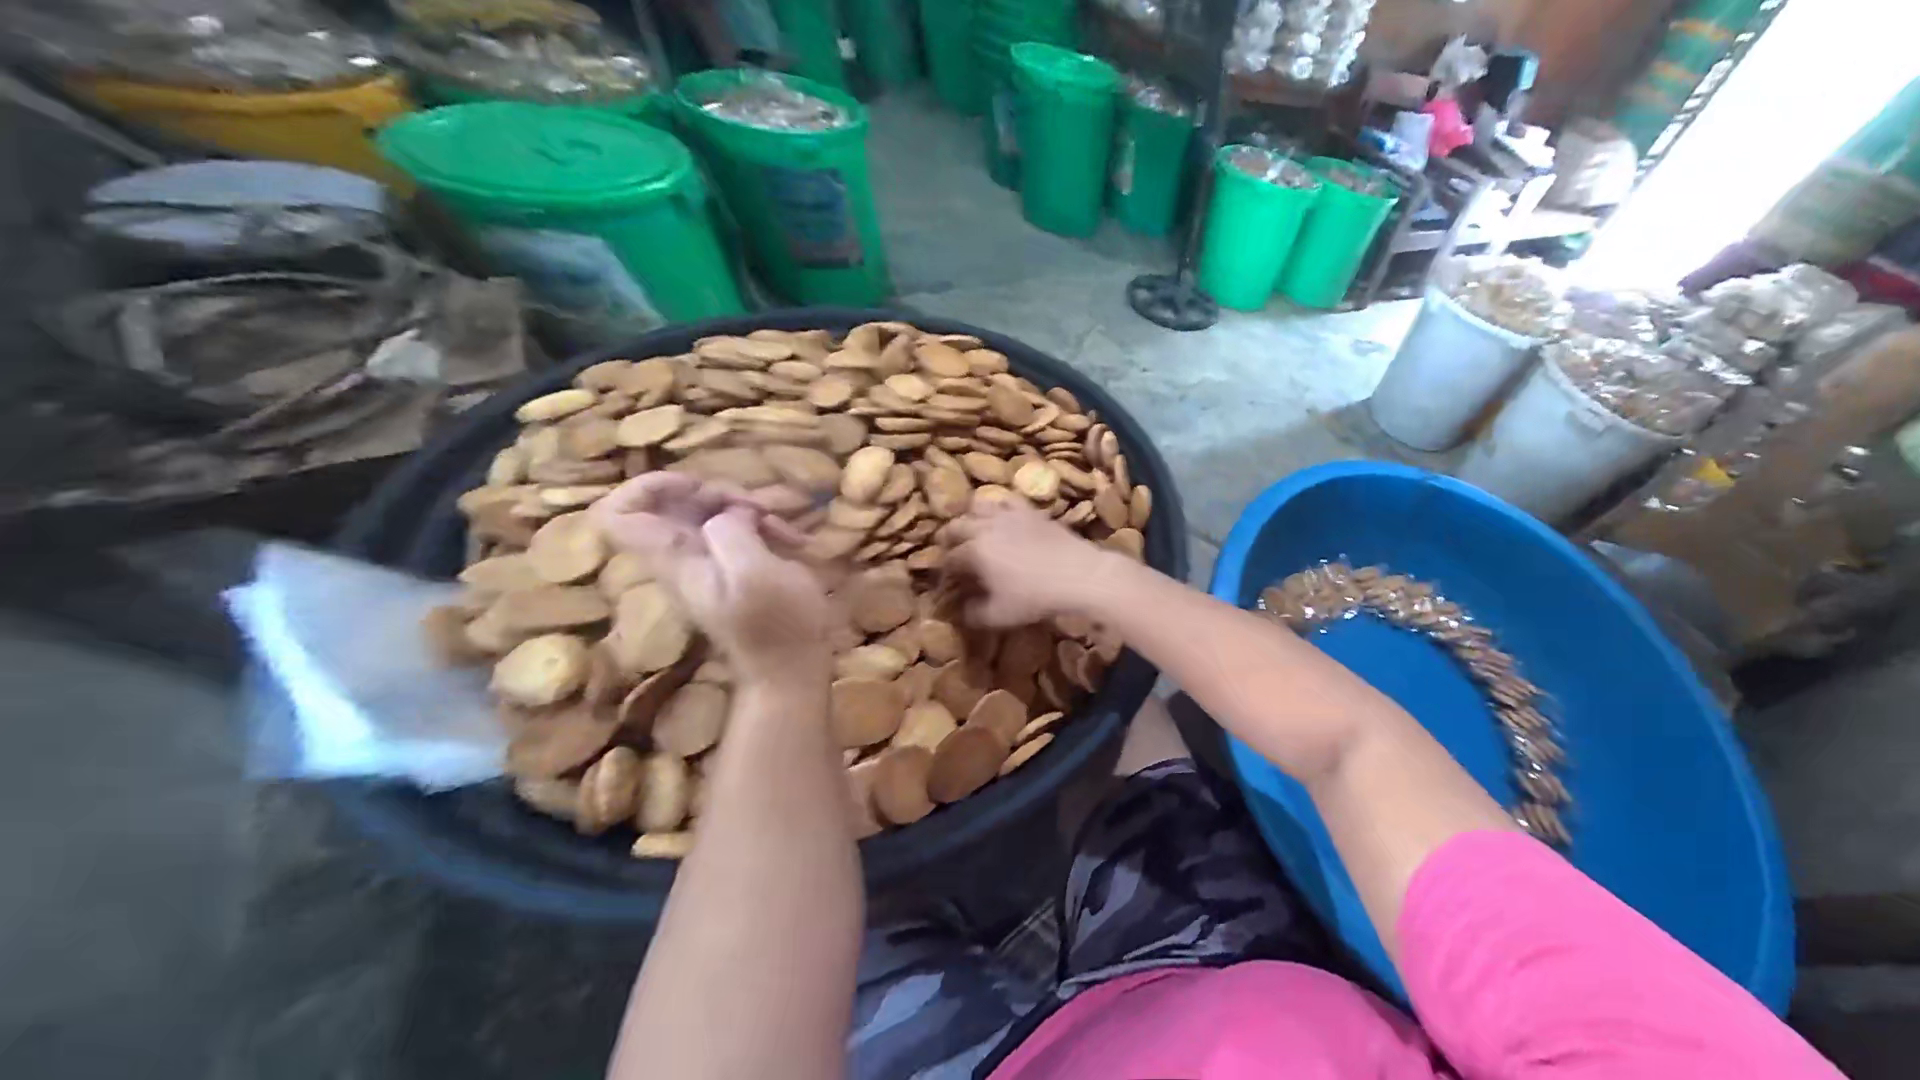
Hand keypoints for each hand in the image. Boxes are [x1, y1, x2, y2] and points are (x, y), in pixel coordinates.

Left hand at [592, 474, 829, 684]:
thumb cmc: (777, 625)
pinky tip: (793, 540)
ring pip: (706, 513)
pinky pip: (734, 530)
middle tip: (755, 508)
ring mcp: (707, 563)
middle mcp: (681, 557)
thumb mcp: (755, 575)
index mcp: (674, 559)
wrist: (791, 669)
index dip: (647, 487)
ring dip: (745, 508)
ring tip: (780, 525)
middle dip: (715, 492)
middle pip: (670, 504)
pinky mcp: (732, 568)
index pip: (616, 515)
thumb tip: (725, 514)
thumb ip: (730, 534)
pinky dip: (761, 526)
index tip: (698, 487)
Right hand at [946, 499, 1130, 627]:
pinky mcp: (1029, 509)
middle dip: (949, 542)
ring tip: (974, 533)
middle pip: (955, 527)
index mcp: (973, 552)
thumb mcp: (999, 615)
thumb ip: (973, 614)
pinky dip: (998, 508)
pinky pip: (1005, 500)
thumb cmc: (1035, 597)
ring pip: (976, 506)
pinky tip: (1002, 519)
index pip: (949, 559)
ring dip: (969, 519)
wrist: (1079, 574)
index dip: (945, 573)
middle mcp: (984, 527)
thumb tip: (961, 611)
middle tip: (954, 556)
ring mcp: (1007, 514)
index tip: (949, 584)